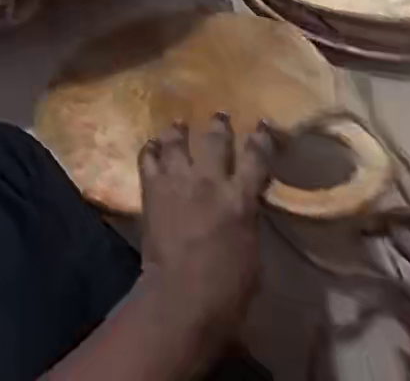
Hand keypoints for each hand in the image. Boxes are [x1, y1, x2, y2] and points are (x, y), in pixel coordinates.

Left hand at [136, 115, 276, 355]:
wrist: (182, 295)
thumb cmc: (228, 287)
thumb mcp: (250, 249)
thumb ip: (246, 218)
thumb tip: (242, 205)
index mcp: (241, 199)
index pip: (256, 158)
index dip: (260, 138)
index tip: (261, 124)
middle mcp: (210, 180)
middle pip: (215, 140)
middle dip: (219, 124)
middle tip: (219, 114)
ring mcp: (178, 180)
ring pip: (176, 141)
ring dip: (178, 131)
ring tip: (179, 124)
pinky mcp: (152, 187)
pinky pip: (148, 158)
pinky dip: (151, 149)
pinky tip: (152, 146)